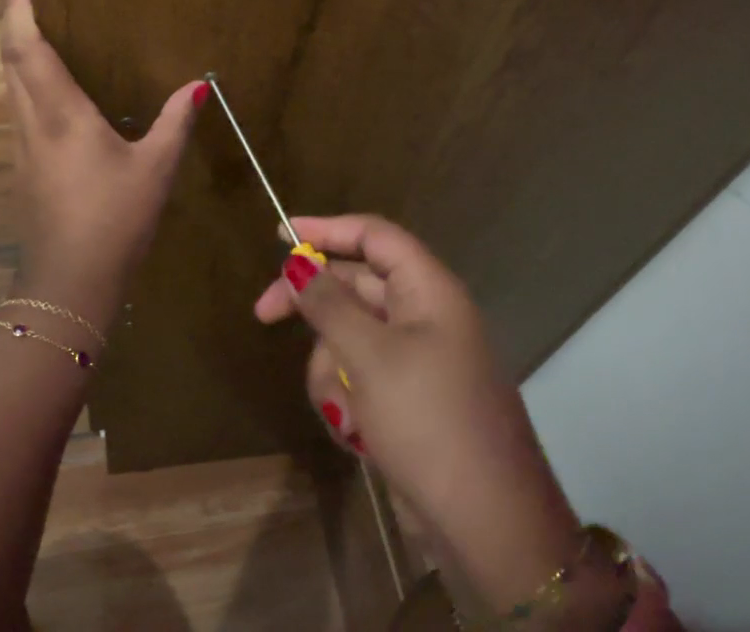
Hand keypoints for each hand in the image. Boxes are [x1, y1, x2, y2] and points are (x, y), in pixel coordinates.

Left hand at [2, 0, 202, 330]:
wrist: (69, 280)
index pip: (27, 45)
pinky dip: (24, 75)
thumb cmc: (115, 220)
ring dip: (16, 45)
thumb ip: (175, 123)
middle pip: (8, 55)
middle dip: (13, 13)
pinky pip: (17, 103)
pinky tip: (48, 79)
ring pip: (8, 80)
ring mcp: (22, 143)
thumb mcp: (155, 169)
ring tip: (38, 19)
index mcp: (61, 113)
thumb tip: (199, 86)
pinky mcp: (24, 163)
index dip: (18, 3)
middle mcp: (31, 120)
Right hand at [254, 215, 587, 613]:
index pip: (375, 237)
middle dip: (314, 308)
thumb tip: (295, 263)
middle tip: (263, 316)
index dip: (326, 229)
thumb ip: (327, 304)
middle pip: (356, 287)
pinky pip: (362, 379)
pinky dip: (348, 400)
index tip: (278, 234)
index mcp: (429, 292)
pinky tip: (355, 434)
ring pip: (351, 339)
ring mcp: (419, 361)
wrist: (486, 521)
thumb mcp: (368, 356)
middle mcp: (426, 317)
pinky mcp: (410, 400)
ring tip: (342, 409)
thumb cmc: (427, 421)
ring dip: (332, 370)